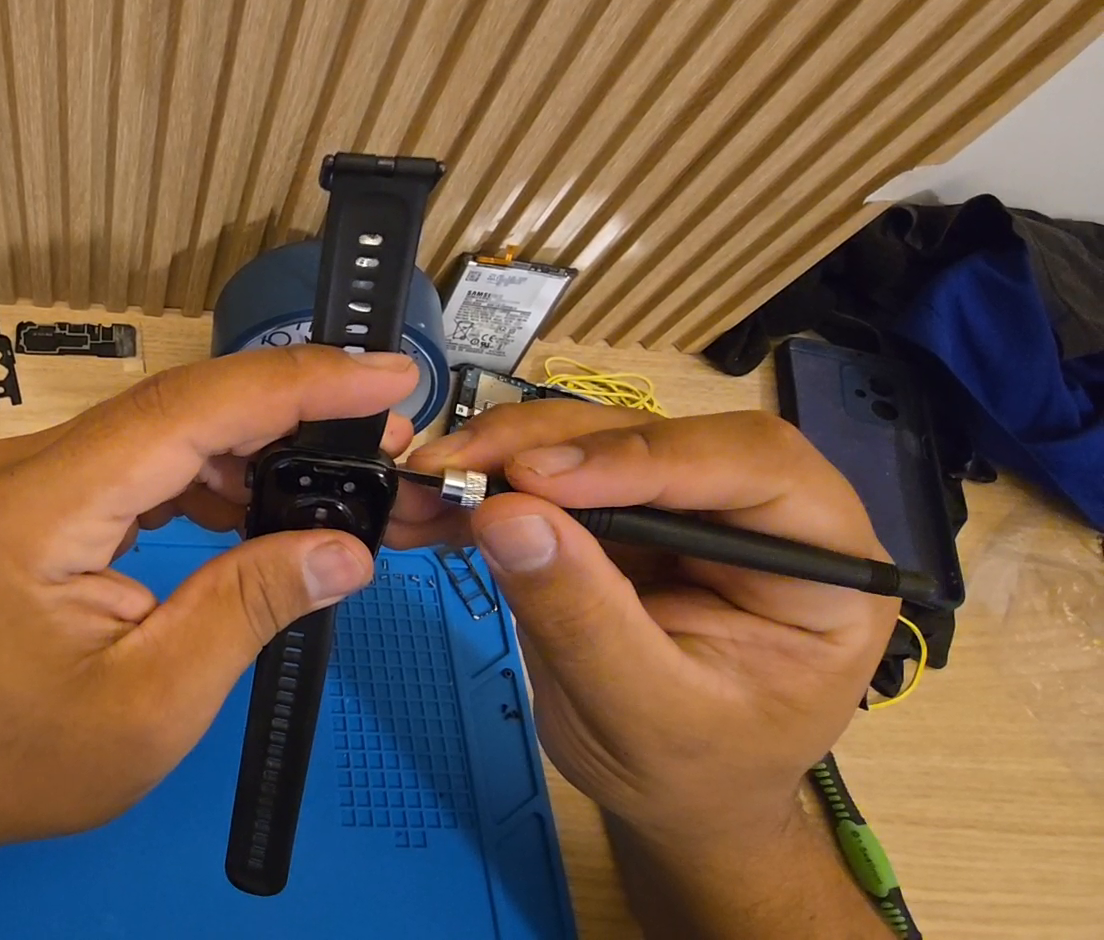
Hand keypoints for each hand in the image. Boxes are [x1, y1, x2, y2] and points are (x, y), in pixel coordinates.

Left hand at [0, 346, 419, 886]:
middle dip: (288, 405)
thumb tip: (346, 549)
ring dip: (253, 440)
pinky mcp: (48, 496)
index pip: (185, 414)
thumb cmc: (27, 757)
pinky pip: (141, 461)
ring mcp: (35, 475)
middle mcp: (31, 467)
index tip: (387, 376)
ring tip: (337, 467)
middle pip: (177, 407)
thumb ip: (248, 608)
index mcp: (44, 509)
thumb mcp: (153, 704)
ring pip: (164, 427)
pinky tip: (260, 500)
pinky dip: (209, 473)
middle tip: (383, 423)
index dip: (294, 385)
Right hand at [389, 401, 898, 844]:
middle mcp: (741, 512)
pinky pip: (533, 480)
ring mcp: (665, 507)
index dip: (641, 457)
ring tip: (419, 487)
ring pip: (576, 441)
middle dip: (534, 446)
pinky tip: (424, 511)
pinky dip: (475, 489)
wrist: (665, 796)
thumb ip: (581, 615)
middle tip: (446, 469)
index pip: (750, 465)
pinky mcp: (602, 516)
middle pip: (643, 435)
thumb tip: (504, 512)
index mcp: (812, 562)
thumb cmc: (687, 769)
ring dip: (489, 458)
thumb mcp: (641, 711)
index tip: (533, 479)